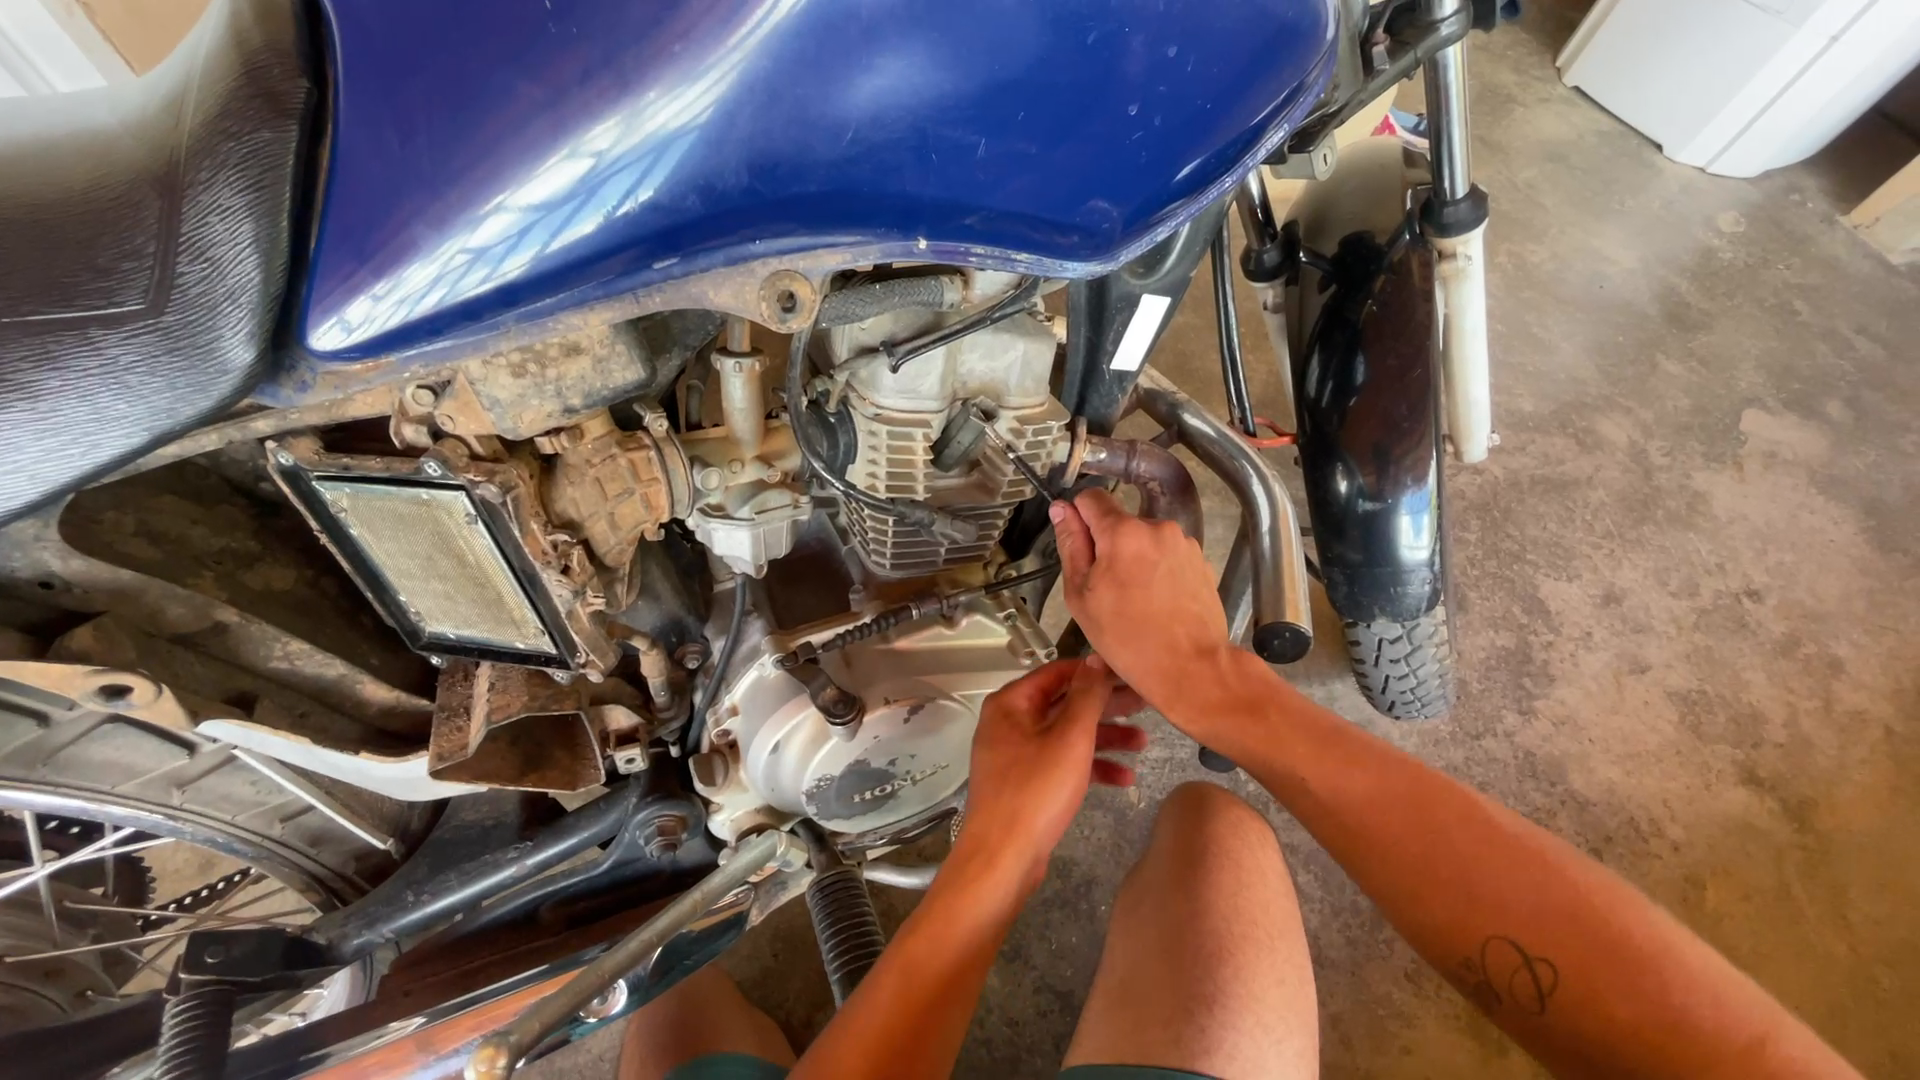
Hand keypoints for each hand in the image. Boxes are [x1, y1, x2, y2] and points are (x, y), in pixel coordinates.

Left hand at [956, 656, 1147, 890]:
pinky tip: (1124, 778)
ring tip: (1143, 744)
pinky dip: (1090, 767)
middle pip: (1065, 704)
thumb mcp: (1069, 738)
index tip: (1130, 674)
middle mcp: (1011, 722)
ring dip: (1105, 739)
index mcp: (1011, 703)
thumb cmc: (1036, 791)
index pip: (1058, 673)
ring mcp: (1017, 754)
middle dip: (1106, 707)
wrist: (1003, 858)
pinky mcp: (1027, 782)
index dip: (1095, 672)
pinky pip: (1062, 763)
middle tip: (1146, 705)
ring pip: (1067, 735)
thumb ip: (1086, 696)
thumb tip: (1096, 658)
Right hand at [1051, 489, 1238, 717]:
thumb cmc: (1127, 638)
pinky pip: (1167, 555)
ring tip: (1135, 600)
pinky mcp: (1200, 560)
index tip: (1079, 546)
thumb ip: (1071, 545)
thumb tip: (1061, 510)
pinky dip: (1157, 570)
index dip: (1079, 517)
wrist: (1191, 667)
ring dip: (1135, 559)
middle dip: (1108, 546)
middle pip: (1120, 523)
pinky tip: (1158, 603)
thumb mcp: (1081, 595)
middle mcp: (1157, 527)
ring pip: (1144, 540)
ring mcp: (1183, 543)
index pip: (1091, 498)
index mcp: (1123, 532)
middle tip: (1105, 589)